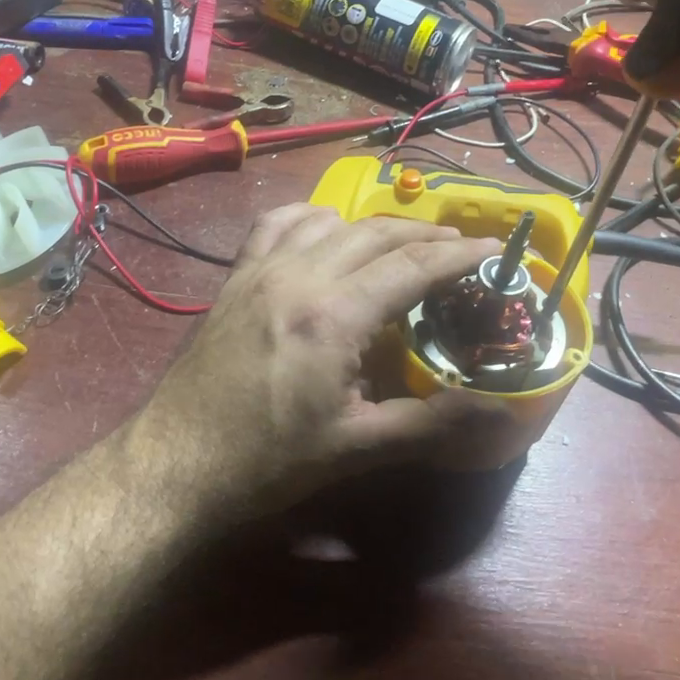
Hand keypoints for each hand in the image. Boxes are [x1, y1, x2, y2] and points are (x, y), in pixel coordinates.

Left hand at [125, 205, 497, 516]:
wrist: (179, 462)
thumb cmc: (269, 460)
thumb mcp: (356, 446)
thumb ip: (431, 423)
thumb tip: (500, 414)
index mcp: (334, 315)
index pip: (412, 266)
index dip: (460, 255)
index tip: (495, 249)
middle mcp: (298, 276)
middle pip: (375, 234)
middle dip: (425, 235)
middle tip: (461, 248)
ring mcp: (260, 272)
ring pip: (329, 222)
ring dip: (373, 225)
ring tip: (403, 242)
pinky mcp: (234, 280)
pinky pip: (275, 225)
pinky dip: (310, 216)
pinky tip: (324, 227)